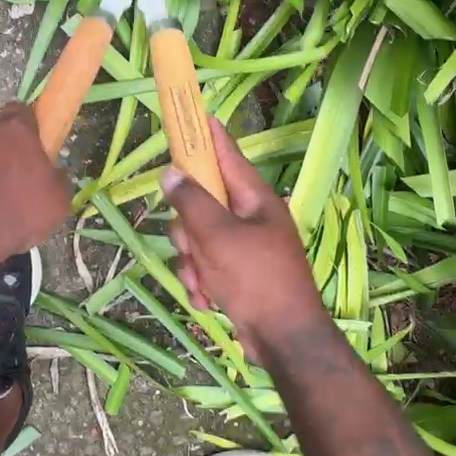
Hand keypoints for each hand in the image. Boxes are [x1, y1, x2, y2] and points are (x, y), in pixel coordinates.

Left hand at [0, 103, 72, 252]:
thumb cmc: (21, 208)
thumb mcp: (59, 198)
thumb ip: (58, 177)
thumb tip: (52, 175)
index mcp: (16, 128)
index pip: (23, 110)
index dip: (32, 126)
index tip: (39, 145)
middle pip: (2, 132)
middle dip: (13, 149)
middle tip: (26, 176)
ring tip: (6, 198)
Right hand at [160, 118, 320, 335]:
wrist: (285, 341)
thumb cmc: (257, 280)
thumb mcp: (217, 237)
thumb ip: (190, 201)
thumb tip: (170, 173)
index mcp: (254, 199)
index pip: (226, 155)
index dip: (207, 134)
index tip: (192, 114)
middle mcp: (250, 217)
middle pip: (201, 202)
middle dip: (187, 229)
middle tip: (190, 245)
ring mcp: (244, 246)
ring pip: (197, 237)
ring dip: (191, 260)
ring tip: (202, 283)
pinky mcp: (237, 273)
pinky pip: (205, 264)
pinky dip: (200, 281)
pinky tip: (206, 299)